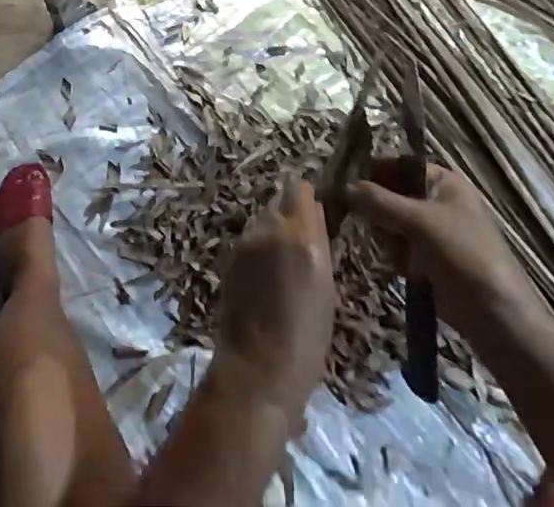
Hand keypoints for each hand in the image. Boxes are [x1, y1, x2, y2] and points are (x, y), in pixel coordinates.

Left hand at [215, 180, 334, 412]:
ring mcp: (245, 240)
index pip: (298, 190)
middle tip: (296, 239)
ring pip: (260, 220)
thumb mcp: (325, 286)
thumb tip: (312, 213)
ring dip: (270, 230)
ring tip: (279, 262)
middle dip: (287, 213)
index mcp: (304, 238)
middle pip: (277, 202)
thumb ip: (317, 243)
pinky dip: (255, 248)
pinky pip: (247, 239)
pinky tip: (262, 274)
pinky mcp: (228, 254)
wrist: (260, 363)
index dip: (303, 195)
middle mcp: (271, 229)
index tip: (310, 204)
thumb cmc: (308, 336)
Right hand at [347, 163, 542, 342]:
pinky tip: (404, 269)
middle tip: (379, 229)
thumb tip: (343, 187)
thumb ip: (379, 201)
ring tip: (399, 255)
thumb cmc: (464, 256)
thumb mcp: (419, 222)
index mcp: (443, 181)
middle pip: (389, 193)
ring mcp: (433, 229)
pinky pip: (397, 244)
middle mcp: (437, 200)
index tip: (349, 190)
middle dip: (379, 212)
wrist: (496, 316)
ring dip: (387, 237)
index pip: (397, 165)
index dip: (372, 174)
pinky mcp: (428, 255)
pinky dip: (395, 255)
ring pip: (388, 221)